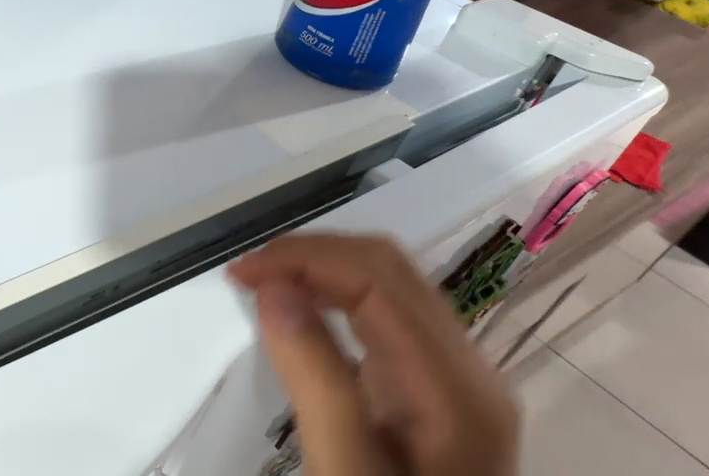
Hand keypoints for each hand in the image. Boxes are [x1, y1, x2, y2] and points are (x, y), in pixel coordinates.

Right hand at [227, 234, 518, 475]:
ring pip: (390, 278)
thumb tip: (272, 288)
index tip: (239, 274)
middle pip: (389, 266)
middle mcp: (469, 368)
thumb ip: (315, 382)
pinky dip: (335, 290)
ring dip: (320, 266)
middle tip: (247, 275)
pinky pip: (388, 307)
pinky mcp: (438, 382)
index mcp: (455, 389)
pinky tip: (300, 307)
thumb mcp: (345, 470)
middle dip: (310, 254)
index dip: (303, 260)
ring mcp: (458, 374)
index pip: (377, 280)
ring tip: (263, 284)